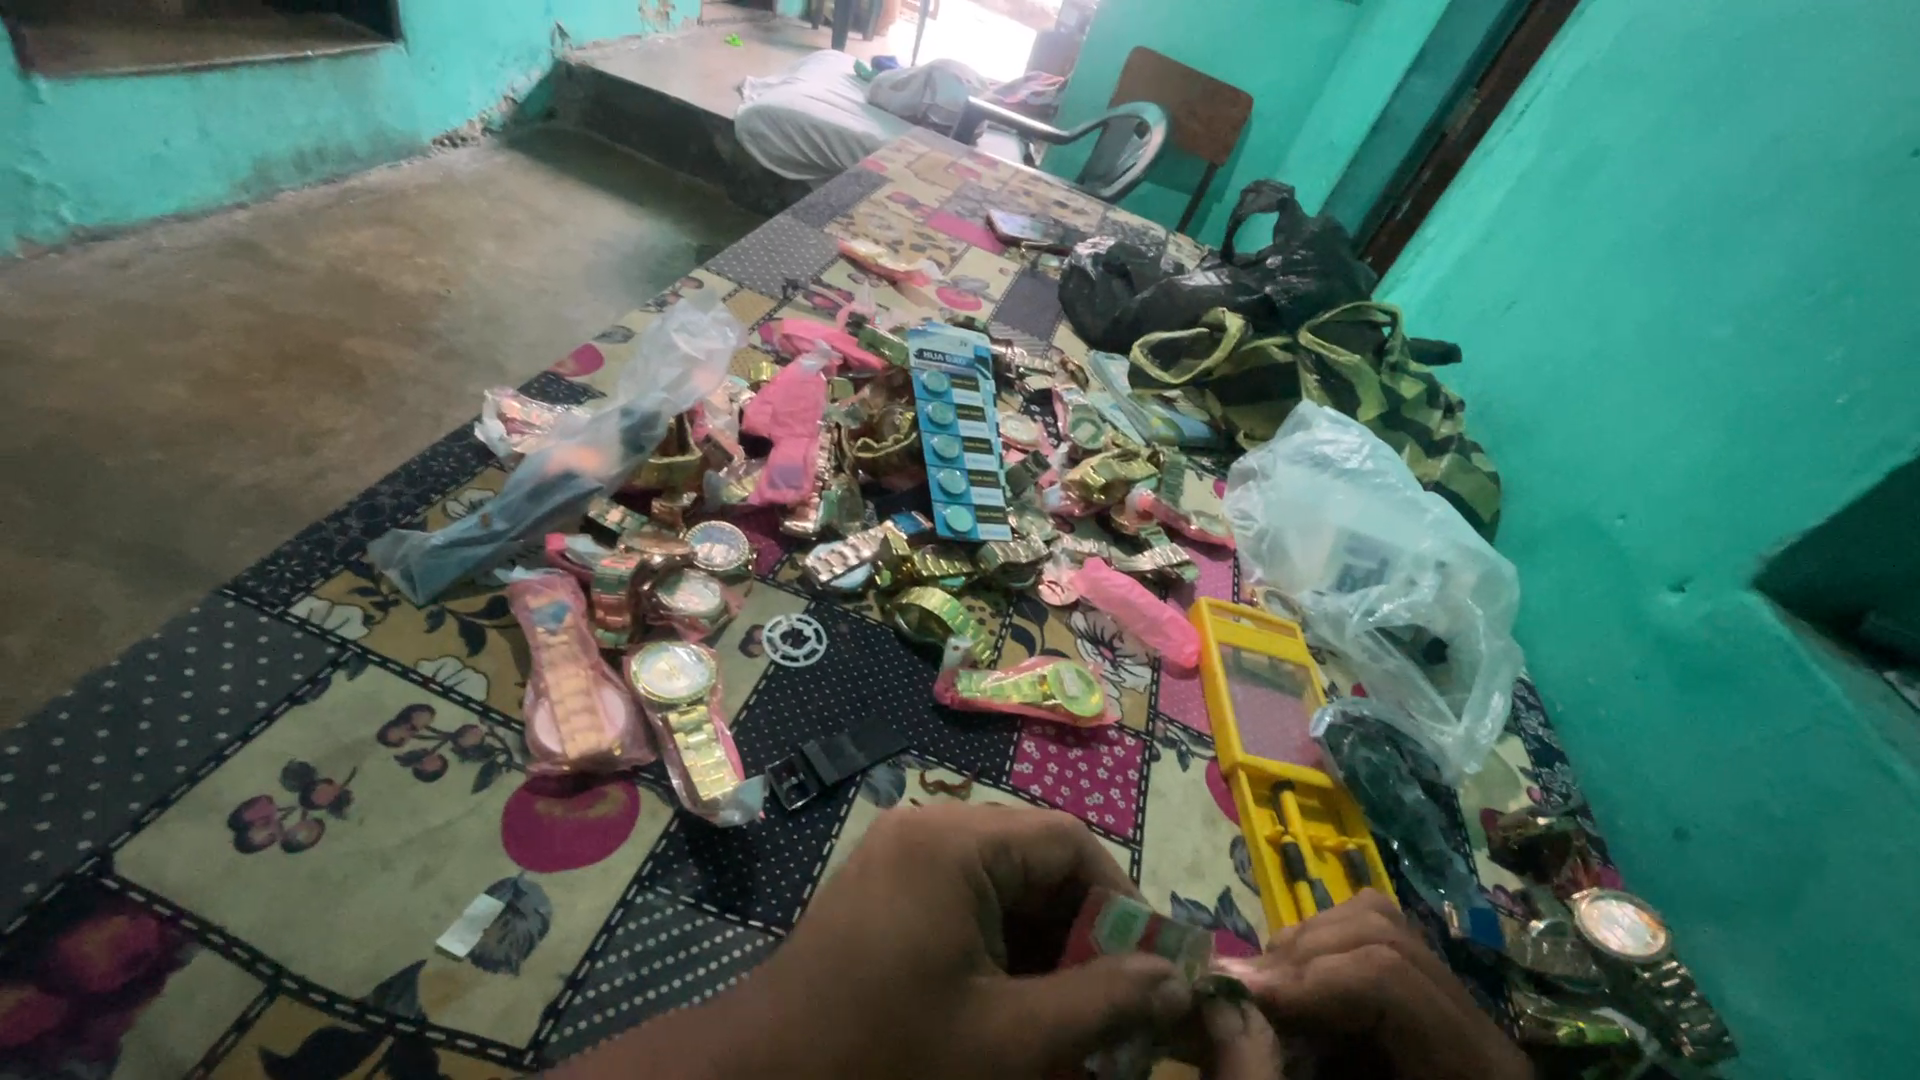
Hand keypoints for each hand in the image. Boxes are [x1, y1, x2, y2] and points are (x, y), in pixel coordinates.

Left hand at [746, 802, 1194, 1078]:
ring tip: (1061, 999)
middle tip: (1106, 993)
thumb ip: (1102, 1002)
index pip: (1068, 840)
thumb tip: (1174, 980)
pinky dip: (996, 932)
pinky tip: (1006, 989)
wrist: (762, 1074)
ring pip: (999, 874)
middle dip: (1078, 922)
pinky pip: (961, 886)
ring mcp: (900, 848)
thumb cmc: (889, 1054)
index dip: (1119, 898)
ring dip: (1039, 932)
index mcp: (958, 841)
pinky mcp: (884, 877)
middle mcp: (929, 823)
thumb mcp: (1010, 1039)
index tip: (1144, 964)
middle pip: (1033, 854)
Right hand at [1217, 890, 1531, 1079]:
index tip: (1245, 996)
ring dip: (1303, 943)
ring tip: (1263, 984)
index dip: (1309, 977)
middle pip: (1378, 933)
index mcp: (1470, 1063)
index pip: (1388, 976)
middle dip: (1298, 954)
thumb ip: (1279, 1068)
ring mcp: (1451, 998)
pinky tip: (1292, 981)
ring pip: (1372, 919)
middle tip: (1241, 987)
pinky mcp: (1424, 994)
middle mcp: (1473, 1021)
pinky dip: (1318, 944)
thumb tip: (1222, 996)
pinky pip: (1369, 934)